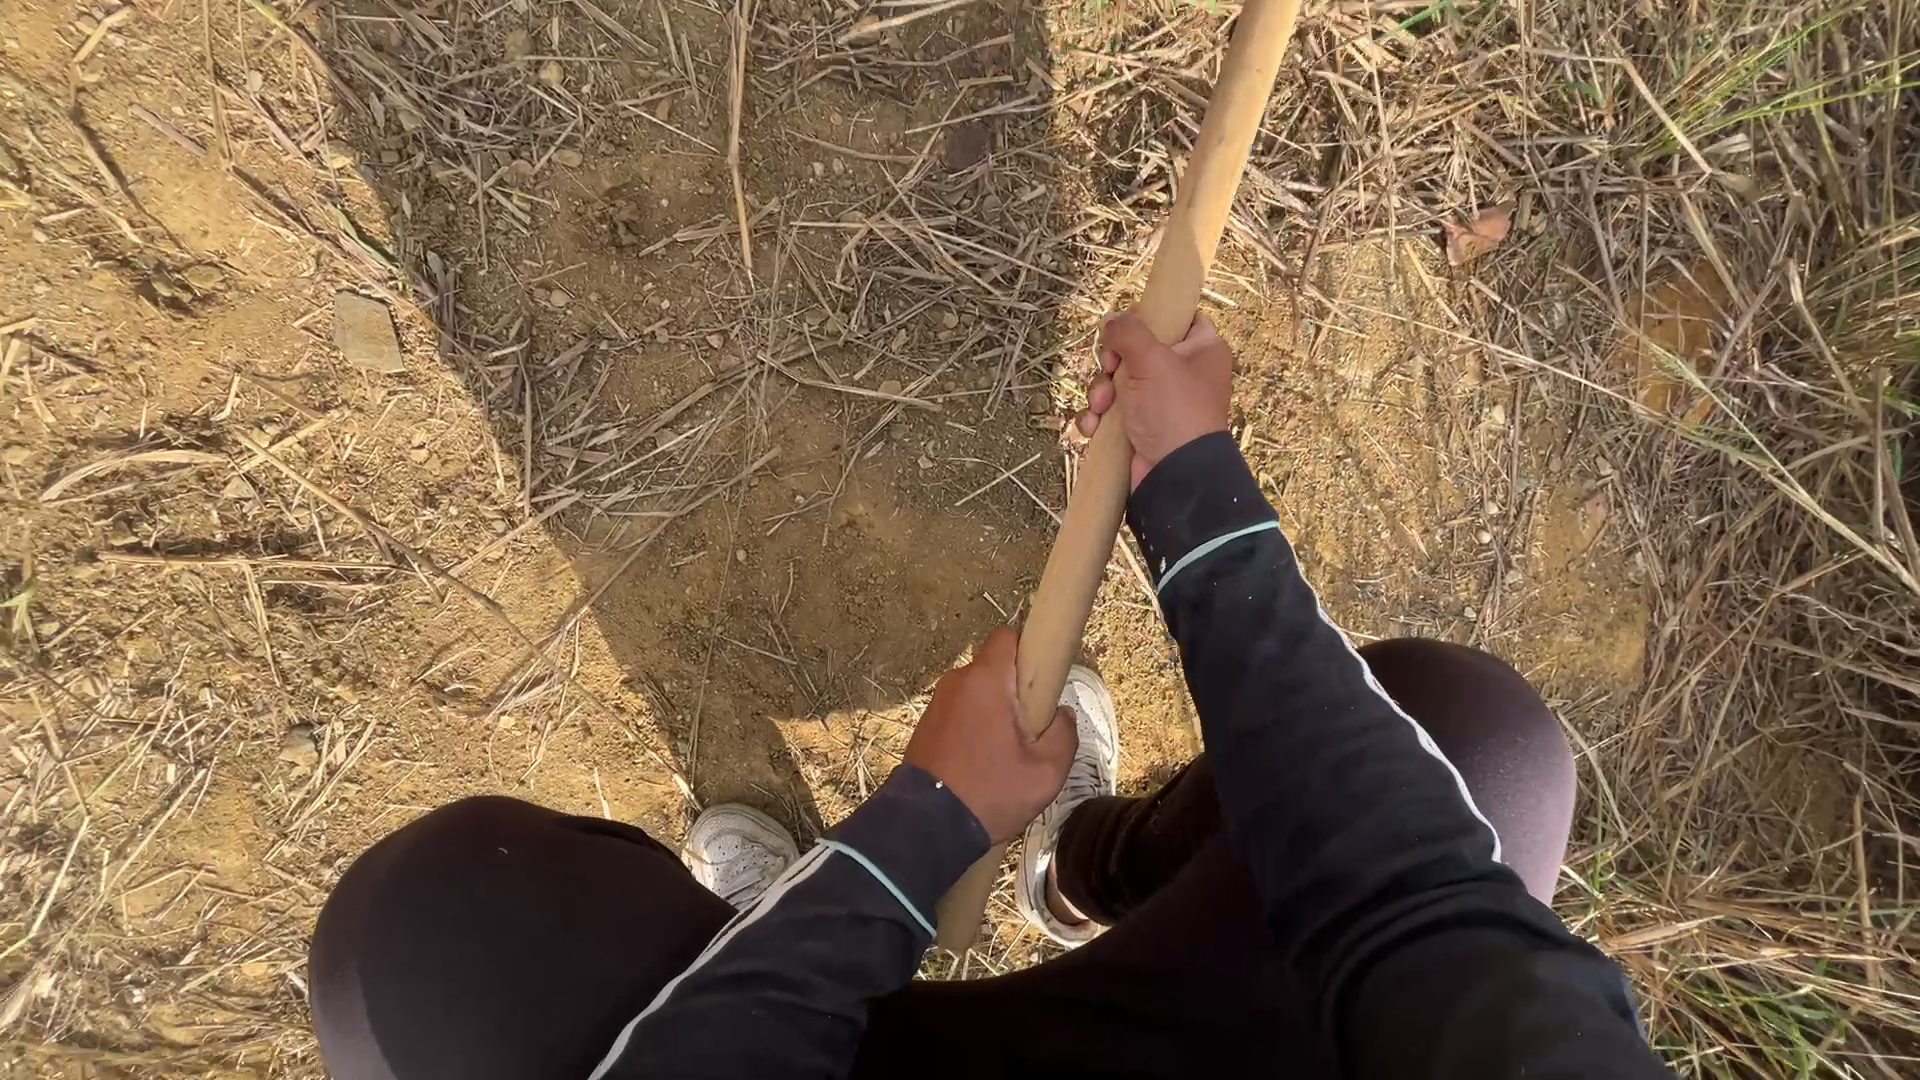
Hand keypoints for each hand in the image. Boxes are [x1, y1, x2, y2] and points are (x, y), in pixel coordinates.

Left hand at [902, 628, 1076, 842]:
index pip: (1007, 637)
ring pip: (977, 691)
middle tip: (1029, 729)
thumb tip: (1061, 714)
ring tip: (1004, 752)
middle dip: (1015, 689)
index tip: (1041, 685)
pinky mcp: (926, 723)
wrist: (927, 826)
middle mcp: (957, 681)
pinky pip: (960, 710)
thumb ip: (1063, 735)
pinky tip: (980, 760)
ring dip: (993, 710)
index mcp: (985, 680)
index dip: (1028, 652)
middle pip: (994, 667)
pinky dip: (973, 725)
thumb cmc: (990, 792)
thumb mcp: (1046, 772)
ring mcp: (937, 702)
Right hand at [1075, 312, 1233, 489]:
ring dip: (1100, 392)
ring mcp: (1159, 403)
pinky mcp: (1139, 427)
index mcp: (1202, 350)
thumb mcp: (1153, 361)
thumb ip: (1129, 332)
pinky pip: (1110, 411)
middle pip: (1136, 350)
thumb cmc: (1174, 411)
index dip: (1148, 319)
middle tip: (1110, 370)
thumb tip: (1111, 318)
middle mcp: (1183, 374)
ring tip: (1100, 407)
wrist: (1174, 476)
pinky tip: (1094, 427)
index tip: (1126, 327)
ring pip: (1117, 381)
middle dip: (1112, 364)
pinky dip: (1098, 417)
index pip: (1177, 318)